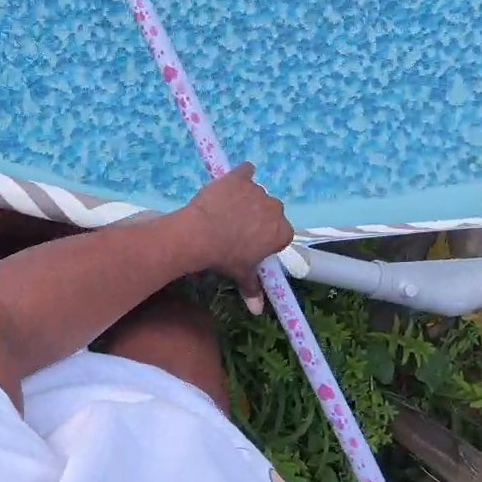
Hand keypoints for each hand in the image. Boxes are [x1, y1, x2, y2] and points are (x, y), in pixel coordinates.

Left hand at [176, 163, 293, 312]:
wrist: (199, 234)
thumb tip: (258, 311)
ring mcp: (258, 190)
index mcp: (282, 232)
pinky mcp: (239, 177)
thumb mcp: (240, 274)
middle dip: (256, 219)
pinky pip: (245, 171)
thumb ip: (253, 289)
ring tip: (224, 211)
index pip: (280, 233)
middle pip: (270, 212)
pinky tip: (232, 181)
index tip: (250, 243)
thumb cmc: (223, 257)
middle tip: (235, 229)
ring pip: (255, 194)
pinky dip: (241, 174)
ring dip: (245, 200)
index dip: (265, 238)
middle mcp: (276, 209)